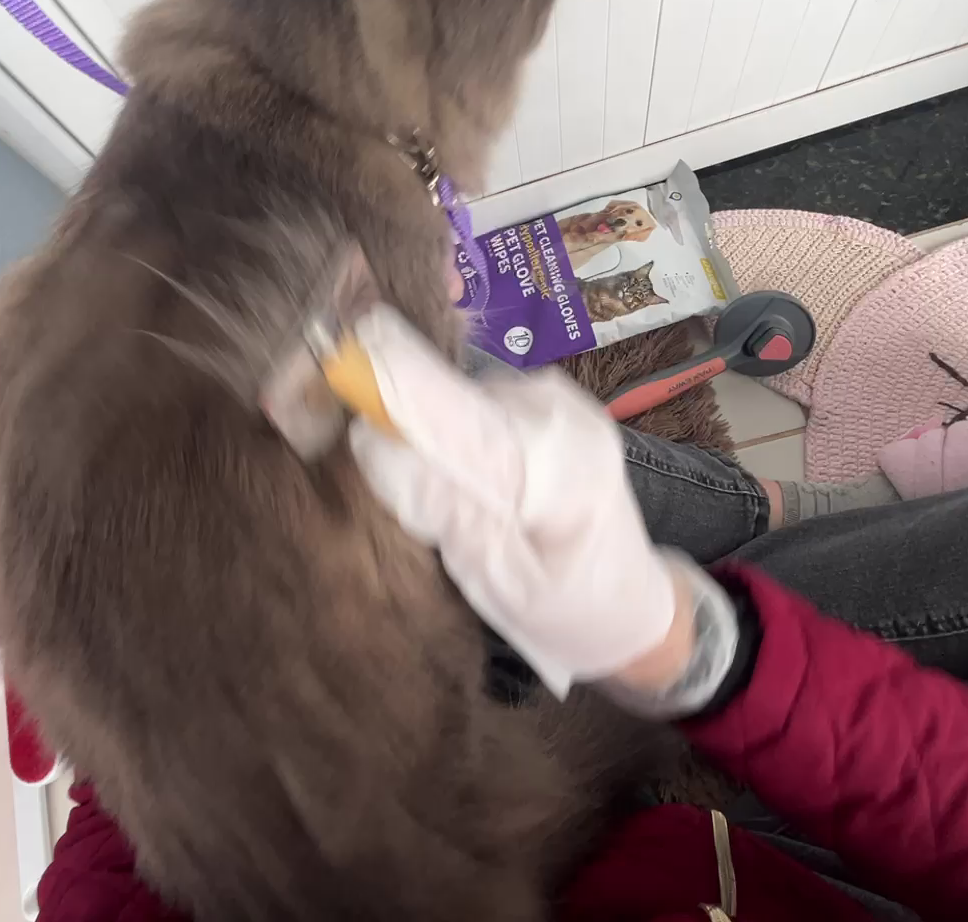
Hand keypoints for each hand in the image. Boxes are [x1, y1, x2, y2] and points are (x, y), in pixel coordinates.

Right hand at [345, 307, 701, 697]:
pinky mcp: (549, 401)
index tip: (338, 360)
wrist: (629, 605)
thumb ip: (443, 509)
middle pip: (454, 400)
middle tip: (384, 474)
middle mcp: (561, 413)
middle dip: (402, 422)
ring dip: (432, 435)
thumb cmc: (568, 608)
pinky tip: (474, 475)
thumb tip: (374, 442)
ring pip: (461, 400)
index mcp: (559, 465)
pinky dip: (457, 433)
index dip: (395, 387)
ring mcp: (559, 400)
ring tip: (449, 493)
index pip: (458, 414)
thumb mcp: (501, 580)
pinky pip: (478, 405)